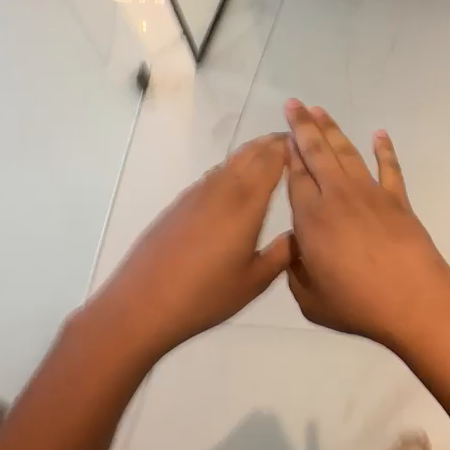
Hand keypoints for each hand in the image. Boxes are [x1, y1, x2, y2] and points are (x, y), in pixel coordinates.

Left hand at [84, 134, 294, 361]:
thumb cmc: (204, 296)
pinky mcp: (179, 206)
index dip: (290, 146)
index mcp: (246, 203)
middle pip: (251, 153)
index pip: (273, 159)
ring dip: (252, 154)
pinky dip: (232, 170)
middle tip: (295, 142)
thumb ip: (283, 254)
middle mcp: (222, 189)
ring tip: (271, 158)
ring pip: (230, 162)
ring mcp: (196, 195)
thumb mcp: (255, 281)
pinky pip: (214, 176)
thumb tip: (302, 234)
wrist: (140, 307)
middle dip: (274, 144)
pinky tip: (236, 186)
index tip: (309, 142)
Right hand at [282, 101, 449, 351]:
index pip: (295, 178)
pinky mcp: (398, 200)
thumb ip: (297, 272)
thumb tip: (296, 251)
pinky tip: (379, 134)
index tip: (281, 134)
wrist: (413, 299)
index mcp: (311, 220)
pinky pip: (390, 168)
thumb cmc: (357, 305)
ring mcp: (371, 195)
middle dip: (303, 127)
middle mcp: (338, 197)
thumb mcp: (310, 299)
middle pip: (317, 154)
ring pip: (348, 153)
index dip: (288, 154)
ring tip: (320, 110)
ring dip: (333, 130)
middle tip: (294, 103)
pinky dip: (385, 150)